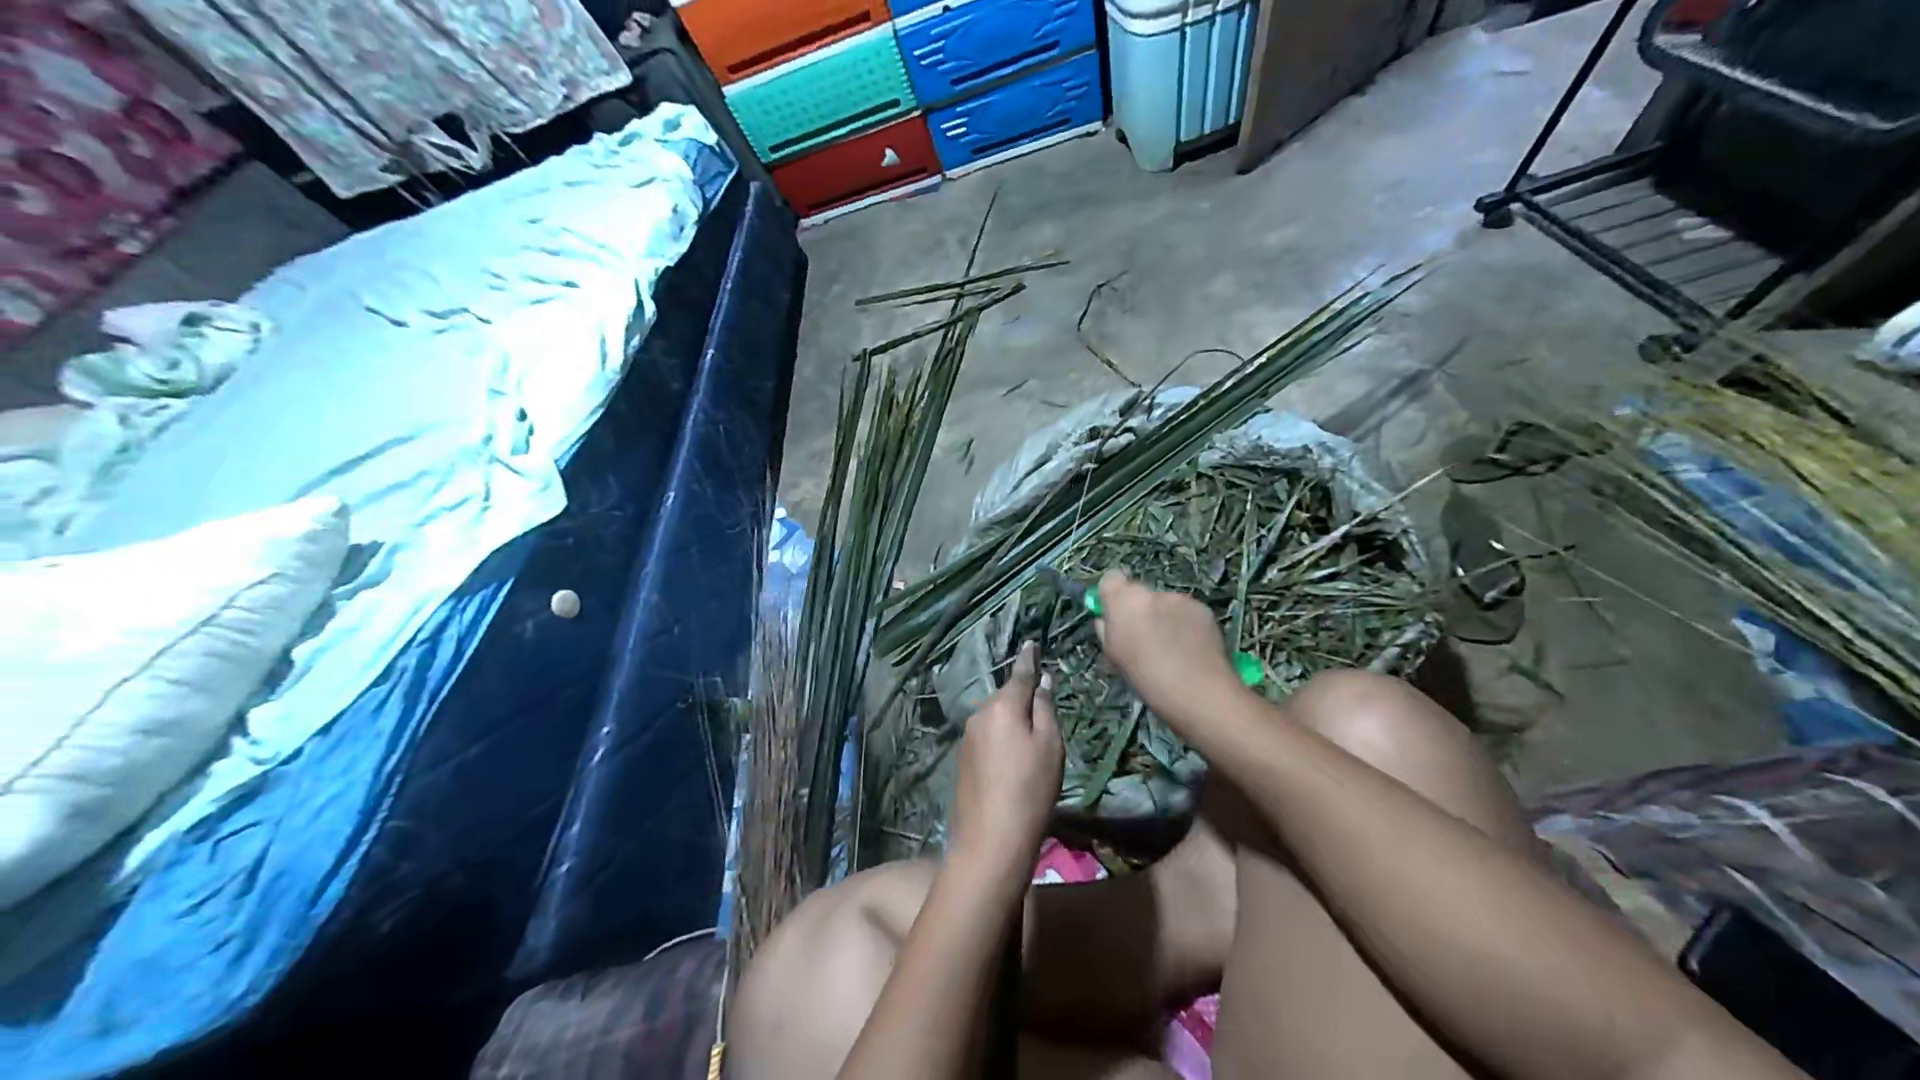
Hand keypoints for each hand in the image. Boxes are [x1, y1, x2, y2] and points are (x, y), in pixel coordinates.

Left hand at [949, 642, 1063, 883]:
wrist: (991, 838)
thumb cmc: (1031, 788)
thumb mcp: (1050, 745)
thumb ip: (1044, 708)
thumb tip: (1041, 681)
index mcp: (1003, 705)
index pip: (1020, 674)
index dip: (1029, 659)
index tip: (1032, 644)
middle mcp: (980, 714)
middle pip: (1006, 696)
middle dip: (1021, 695)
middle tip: (1043, 702)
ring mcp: (968, 737)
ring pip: (995, 716)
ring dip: (1011, 718)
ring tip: (1030, 737)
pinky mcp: (963, 758)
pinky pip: (987, 735)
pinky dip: (1001, 737)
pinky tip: (1011, 758)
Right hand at [1095, 570, 1244, 730]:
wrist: (1199, 692)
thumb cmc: (1146, 679)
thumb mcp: (1114, 657)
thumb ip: (1107, 630)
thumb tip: (1107, 620)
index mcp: (1123, 602)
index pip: (1111, 578)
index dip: (1112, 594)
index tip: (1116, 615)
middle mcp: (1151, 593)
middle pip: (1139, 592)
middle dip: (1139, 608)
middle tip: (1144, 637)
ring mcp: (1180, 599)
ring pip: (1164, 603)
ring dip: (1164, 617)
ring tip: (1172, 648)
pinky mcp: (1203, 608)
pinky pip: (1186, 611)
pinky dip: (1185, 624)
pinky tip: (1190, 648)